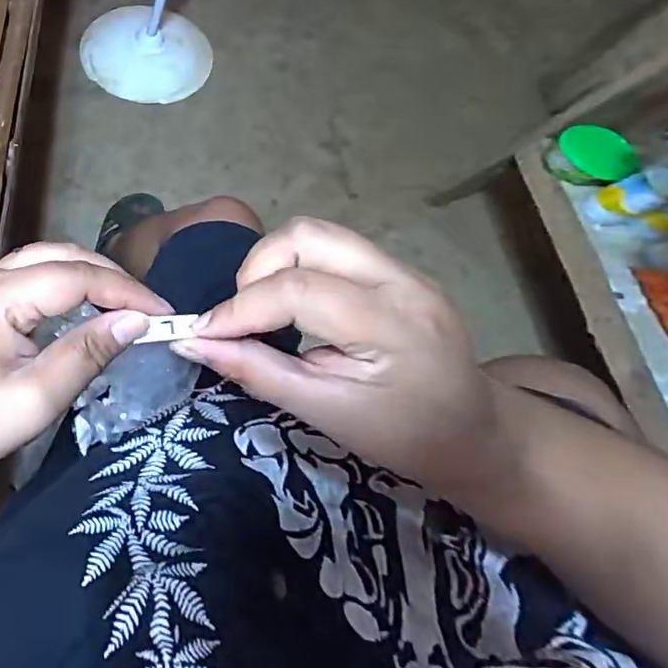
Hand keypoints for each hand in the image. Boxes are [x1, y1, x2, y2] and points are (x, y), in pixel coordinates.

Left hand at [0, 243, 170, 478]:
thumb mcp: (38, 397)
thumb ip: (86, 354)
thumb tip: (136, 322)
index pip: (73, 276)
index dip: (123, 290)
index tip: (163, 313)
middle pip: (60, 256)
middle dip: (109, 276)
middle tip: (148, 308)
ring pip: (46, 259)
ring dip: (88, 275)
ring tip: (125, 304)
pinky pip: (32, 274)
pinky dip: (66, 282)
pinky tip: (86, 305)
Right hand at [170, 217, 510, 495]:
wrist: (478, 434)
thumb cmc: (403, 435)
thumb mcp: (324, 413)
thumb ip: (255, 371)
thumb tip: (189, 342)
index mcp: (394, 325)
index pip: (296, 290)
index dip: (238, 308)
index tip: (201, 334)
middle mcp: (400, 280)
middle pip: (302, 237)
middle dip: (254, 272)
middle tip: (242, 319)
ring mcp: (399, 267)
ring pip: (309, 233)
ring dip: (269, 264)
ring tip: (263, 309)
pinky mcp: (389, 266)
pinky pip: (323, 246)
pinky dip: (288, 267)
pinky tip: (289, 305)